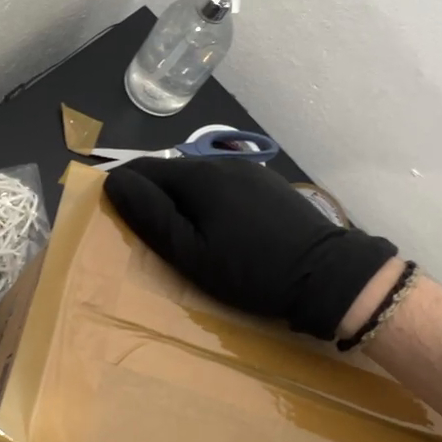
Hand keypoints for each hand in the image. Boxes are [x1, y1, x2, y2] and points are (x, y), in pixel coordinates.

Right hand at [104, 157, 399, 339]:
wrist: (328, 277)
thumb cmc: (250, 272)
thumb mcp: (189, 253)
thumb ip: (150, 215)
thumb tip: (113, 181)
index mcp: (198, 176)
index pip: (143, 169)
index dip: (123, 190)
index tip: (116, 218)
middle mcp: (222, 163)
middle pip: (171, 172)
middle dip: (153, 196)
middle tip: (148, 235)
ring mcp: (250, 172)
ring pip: (198, 180)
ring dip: (181, 200)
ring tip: (180, 236)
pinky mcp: (269, 187)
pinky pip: (224, 187)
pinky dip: (208, 203)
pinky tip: (217, 230)